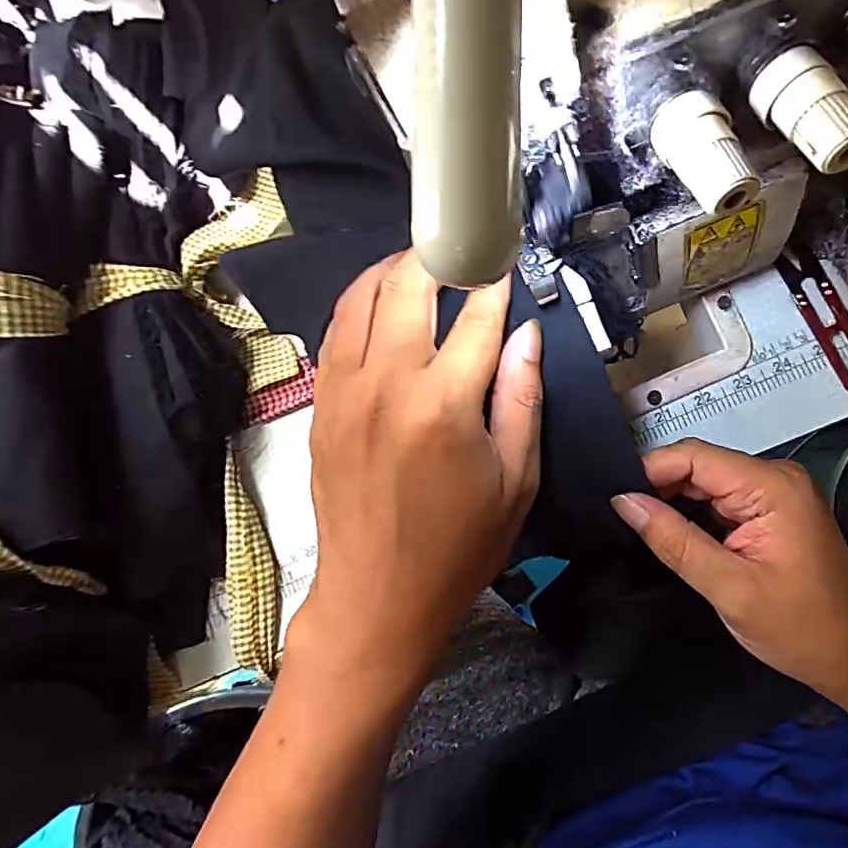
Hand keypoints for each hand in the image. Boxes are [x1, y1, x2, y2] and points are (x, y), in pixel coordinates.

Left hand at [295, 252, 543, 694]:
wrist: (377, 596)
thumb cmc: (460, 544)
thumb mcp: (517, 478)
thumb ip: (522, 395)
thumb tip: (526, 332)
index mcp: (444, 403)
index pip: (477, 316)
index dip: (497, 282)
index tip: (507, 261)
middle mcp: (386, 382)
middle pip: (408, 285)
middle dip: (440, 256)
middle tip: (464, 250)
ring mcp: (344, 390)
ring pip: (361, 296)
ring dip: (394, 270)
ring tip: (423, 266)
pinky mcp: (321, 403)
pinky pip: (337, 330)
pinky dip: (362, 304)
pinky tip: (384, 306)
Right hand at [611, 439, 847, 700]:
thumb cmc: (803, 629)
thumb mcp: (729, 588)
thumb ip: (674, 541)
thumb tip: (626, 502)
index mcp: (773, 486)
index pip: (694, 456)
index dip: (651, 471)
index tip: (620, 500)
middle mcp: (777, 476)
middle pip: (700, 464)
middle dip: (662, 488)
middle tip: (631, 522)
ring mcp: (777, 490)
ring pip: (707, 480)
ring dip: (678, 501)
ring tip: (653, 532)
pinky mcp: (773, 506)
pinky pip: (722, 496)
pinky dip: (697, 512)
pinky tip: (682, 534)